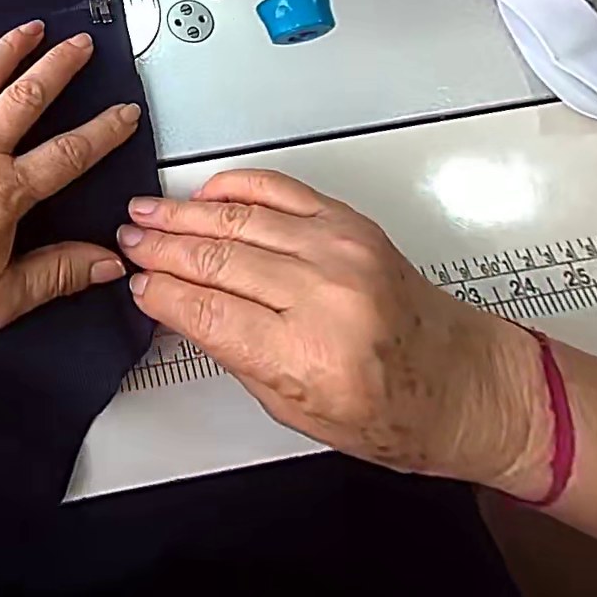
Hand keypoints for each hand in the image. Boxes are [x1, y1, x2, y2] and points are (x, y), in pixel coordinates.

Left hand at [0, 21, 141, 391]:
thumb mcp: (0, 299)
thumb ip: (58, 274)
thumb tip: (106, 263)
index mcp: (3, 192)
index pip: (69, 153)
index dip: (103, 131)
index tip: (122, 113)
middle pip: (28, 97)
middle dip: (60, 66)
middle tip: (80, 46)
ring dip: (9, 49)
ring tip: (31, 29)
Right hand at [117, 169, 552, 497]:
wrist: (468, 383)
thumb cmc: (391, 410)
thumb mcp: (292, 408)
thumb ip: (226, 348)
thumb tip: (172, 300)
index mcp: (309, 358)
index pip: (203, 311)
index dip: (158, 291)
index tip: (134, 280)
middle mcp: (326, 298)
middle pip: (211, 259)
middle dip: (157, 248)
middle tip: (127, 239)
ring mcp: (340, 251)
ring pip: (233, 219)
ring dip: (178, 214)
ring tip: (144, 212)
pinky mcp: (349, 223)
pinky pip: (274, 188)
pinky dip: (229, 186)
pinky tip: (199, 195)